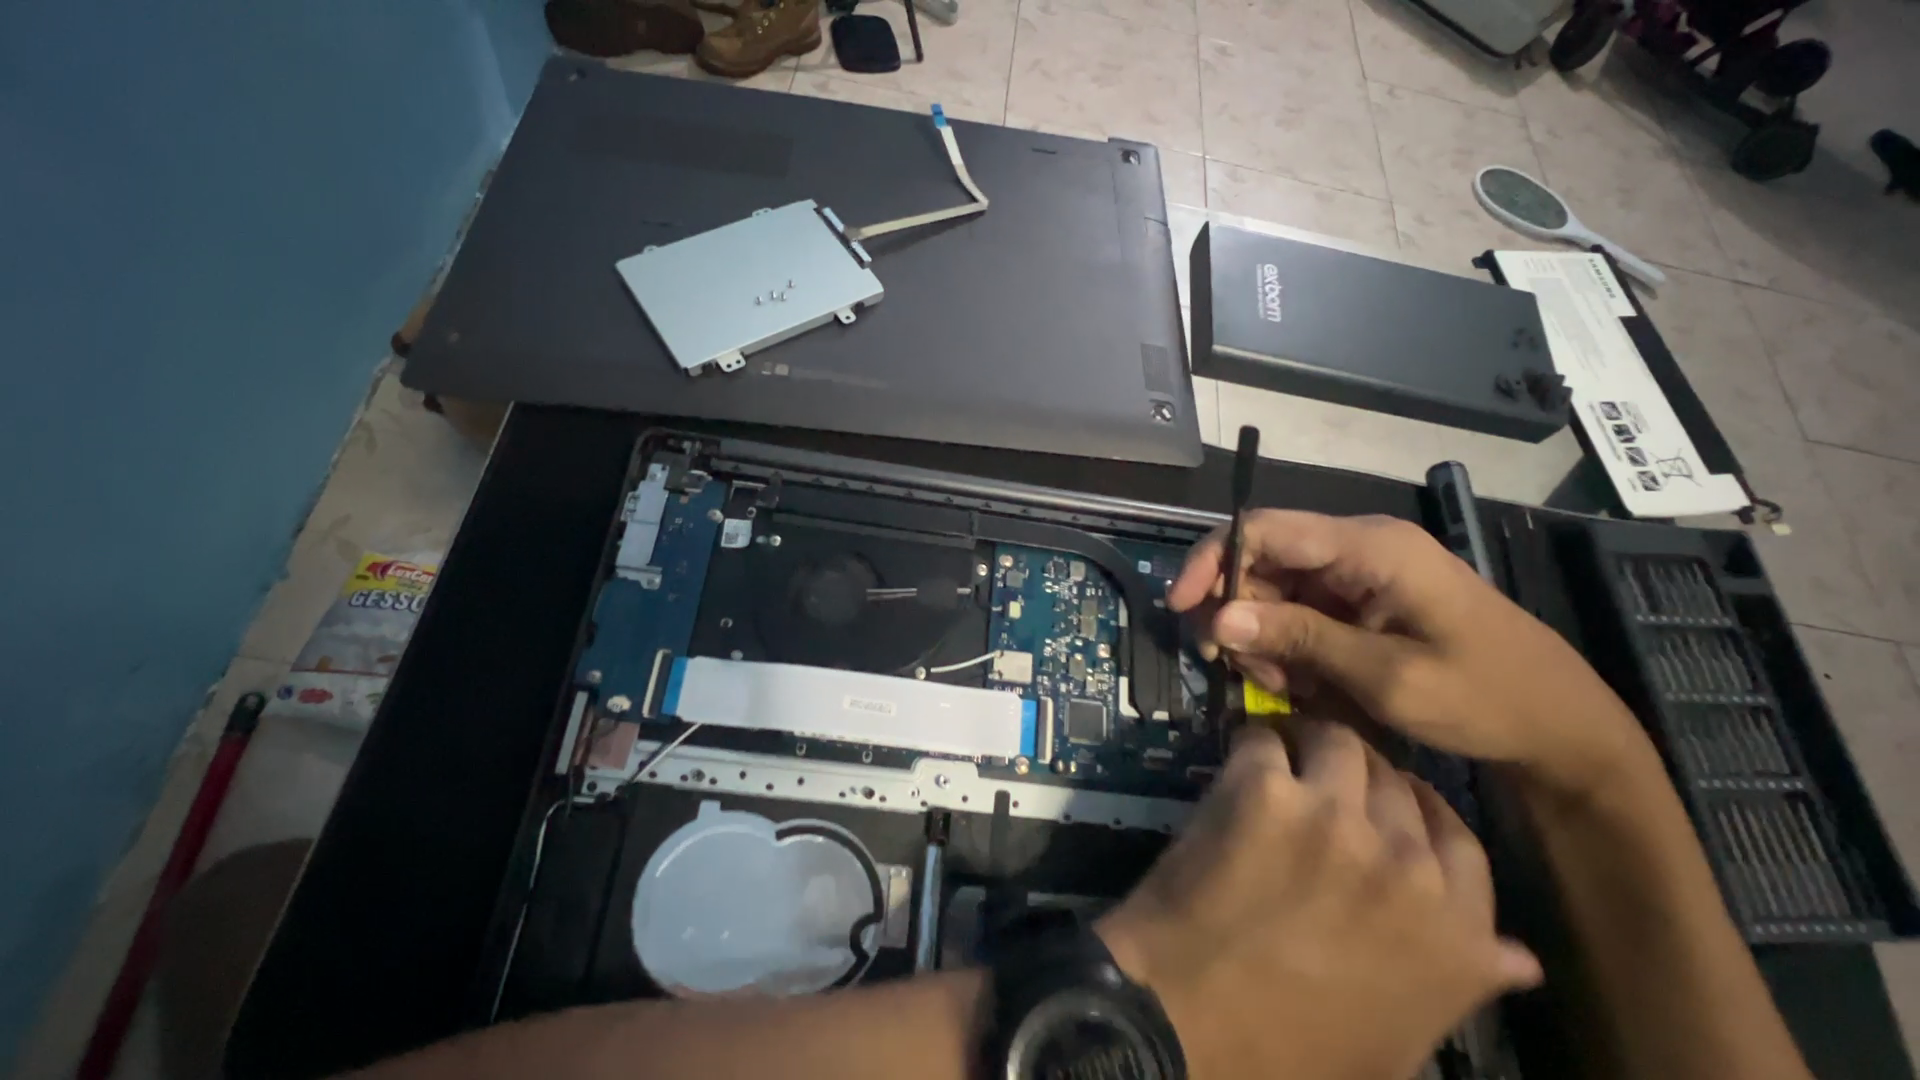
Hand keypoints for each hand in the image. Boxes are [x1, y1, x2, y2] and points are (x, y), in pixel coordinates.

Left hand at [1097, 723, 1540, 1079]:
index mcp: (1456, 931)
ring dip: (1312, 748)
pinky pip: (1264, 740)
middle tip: (1324, 785)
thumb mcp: (1400, 1037)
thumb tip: (1521, 959)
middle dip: (1364, 781)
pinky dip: (1252, 748)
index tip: (1390, 808)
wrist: (1184, 1028)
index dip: (1420, 814)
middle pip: (1396, 782)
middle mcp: (1407, 865)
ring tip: (1285, 761)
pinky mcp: (1265, 791)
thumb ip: (1462, 980)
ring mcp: (1335, 819)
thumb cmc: (1291, 1051)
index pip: (1460, 839)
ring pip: (1338, 743)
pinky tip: (1239, 768)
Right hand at [1167, 510, 1648, 796]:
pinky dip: (1288, 648)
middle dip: (1239, 614)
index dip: (1212, 560)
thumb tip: (1220, 617)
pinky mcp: (1362, 602)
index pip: (1265, 528)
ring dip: (1263, 638)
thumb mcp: (1388, 676)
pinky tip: (1303, 684)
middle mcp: (1359, 548)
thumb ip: (1302, 640)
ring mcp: (1360, 575)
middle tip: (1242, 670)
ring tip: (1284, 687)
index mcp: (1371, 547)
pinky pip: (1300, 614)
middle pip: (1263, 561)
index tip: (1181, 609)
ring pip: (1275, 592)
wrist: (1559, 725)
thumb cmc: (1485, 695)